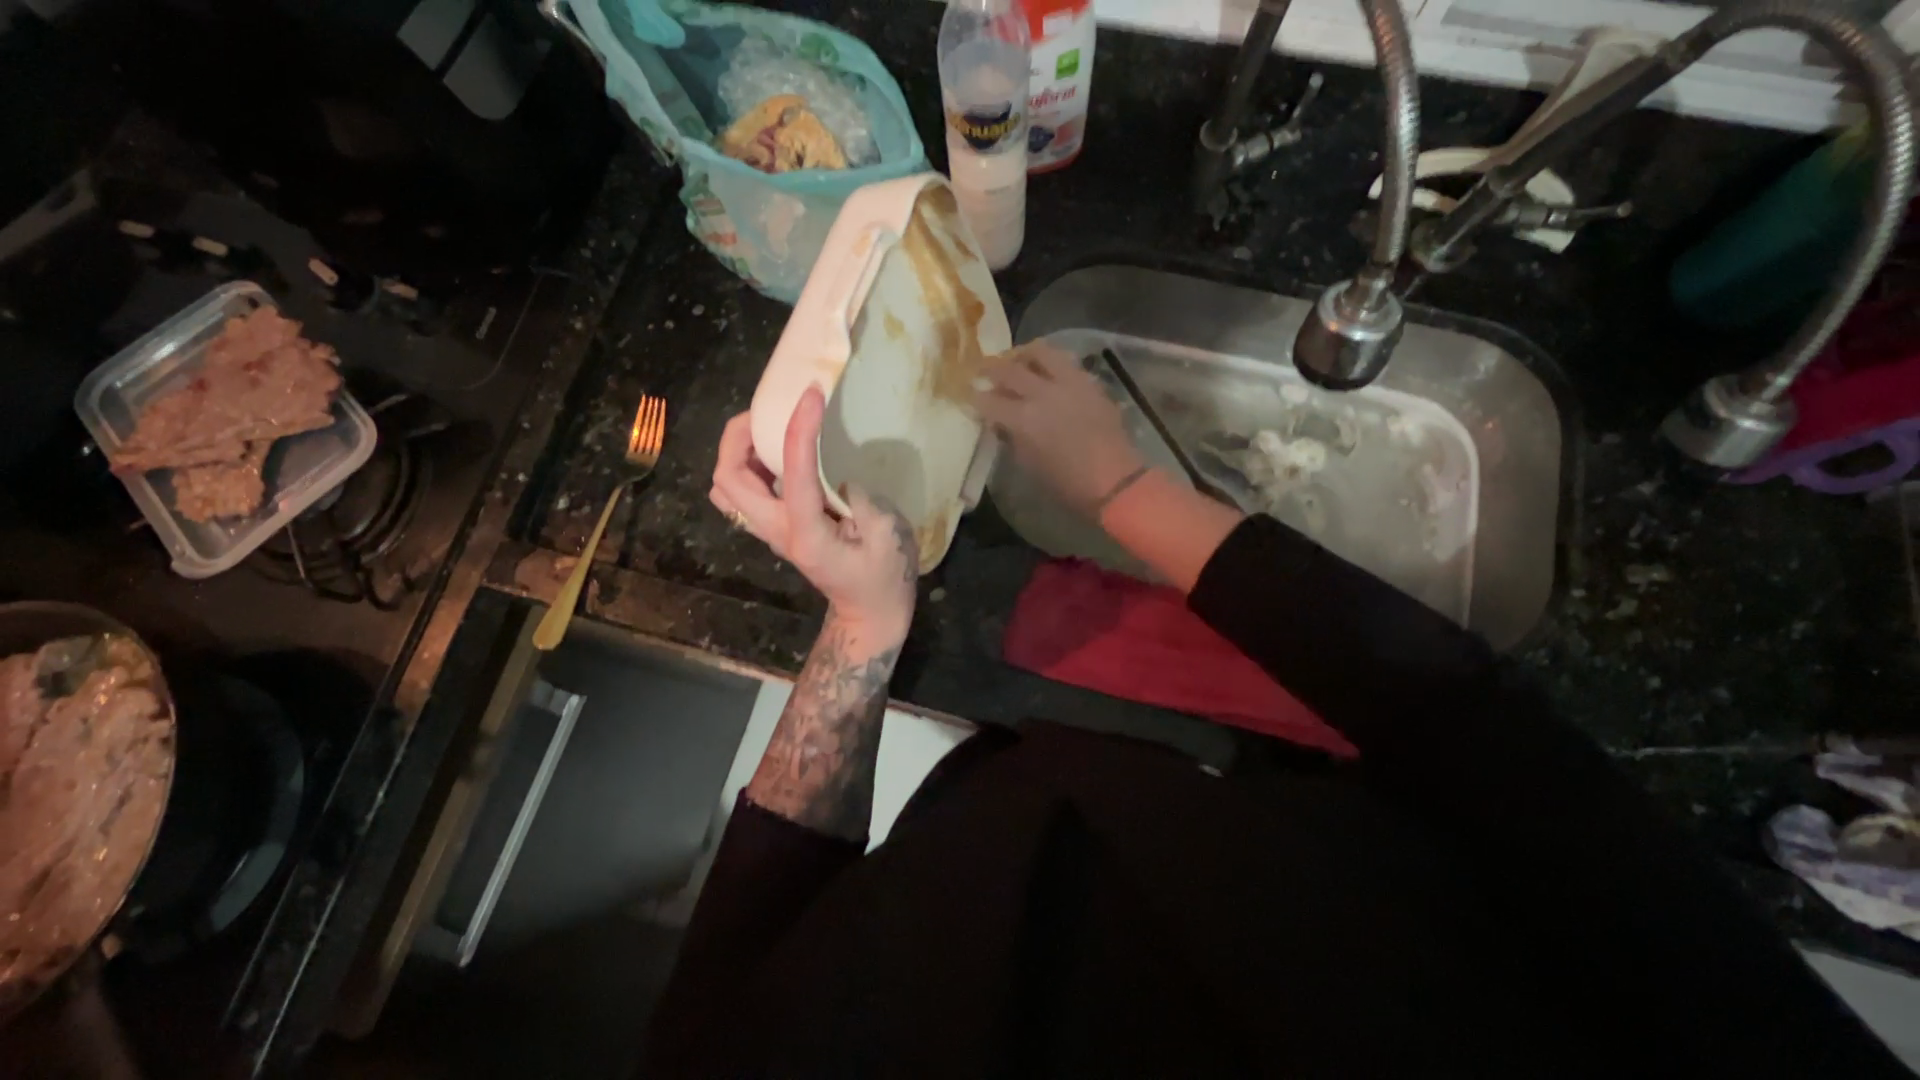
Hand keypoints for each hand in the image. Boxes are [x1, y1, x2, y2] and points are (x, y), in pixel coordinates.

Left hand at [711, 386, 916, 640]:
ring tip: (769, 429)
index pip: (793, 472)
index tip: (812, 394)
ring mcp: (771, 533)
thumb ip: (863, 500)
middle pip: (728, 479)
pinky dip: (750, 465)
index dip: (798, 428)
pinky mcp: (776, 529)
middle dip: (738, 436)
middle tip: (768, 411)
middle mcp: (778, 531)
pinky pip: (743, 493)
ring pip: (726, 487)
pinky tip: (779, 452)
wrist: (869, 614)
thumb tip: (837, 476)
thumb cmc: (884, 579)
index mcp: (807, 534)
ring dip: (738, 451)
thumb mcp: (889, 536)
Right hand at [975, 343, 1145, 512]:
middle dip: (990, 368)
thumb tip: (1002, 423)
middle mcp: (1043, 393)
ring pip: (1041, 352)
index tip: (967, 393)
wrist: (1115, 481)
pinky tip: (1049, 372)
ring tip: (1018, 359)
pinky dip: (1051, 363)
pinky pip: (1066, 363)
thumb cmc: (1067, 484)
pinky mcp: (1090, 383)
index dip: (974, 396)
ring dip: (1024, 354)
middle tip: (983, 369)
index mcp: (1023, 419)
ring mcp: (1069, 383)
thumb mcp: (1029, 465)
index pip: (988, 400)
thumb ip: (1013, 438)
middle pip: (1009, 369)